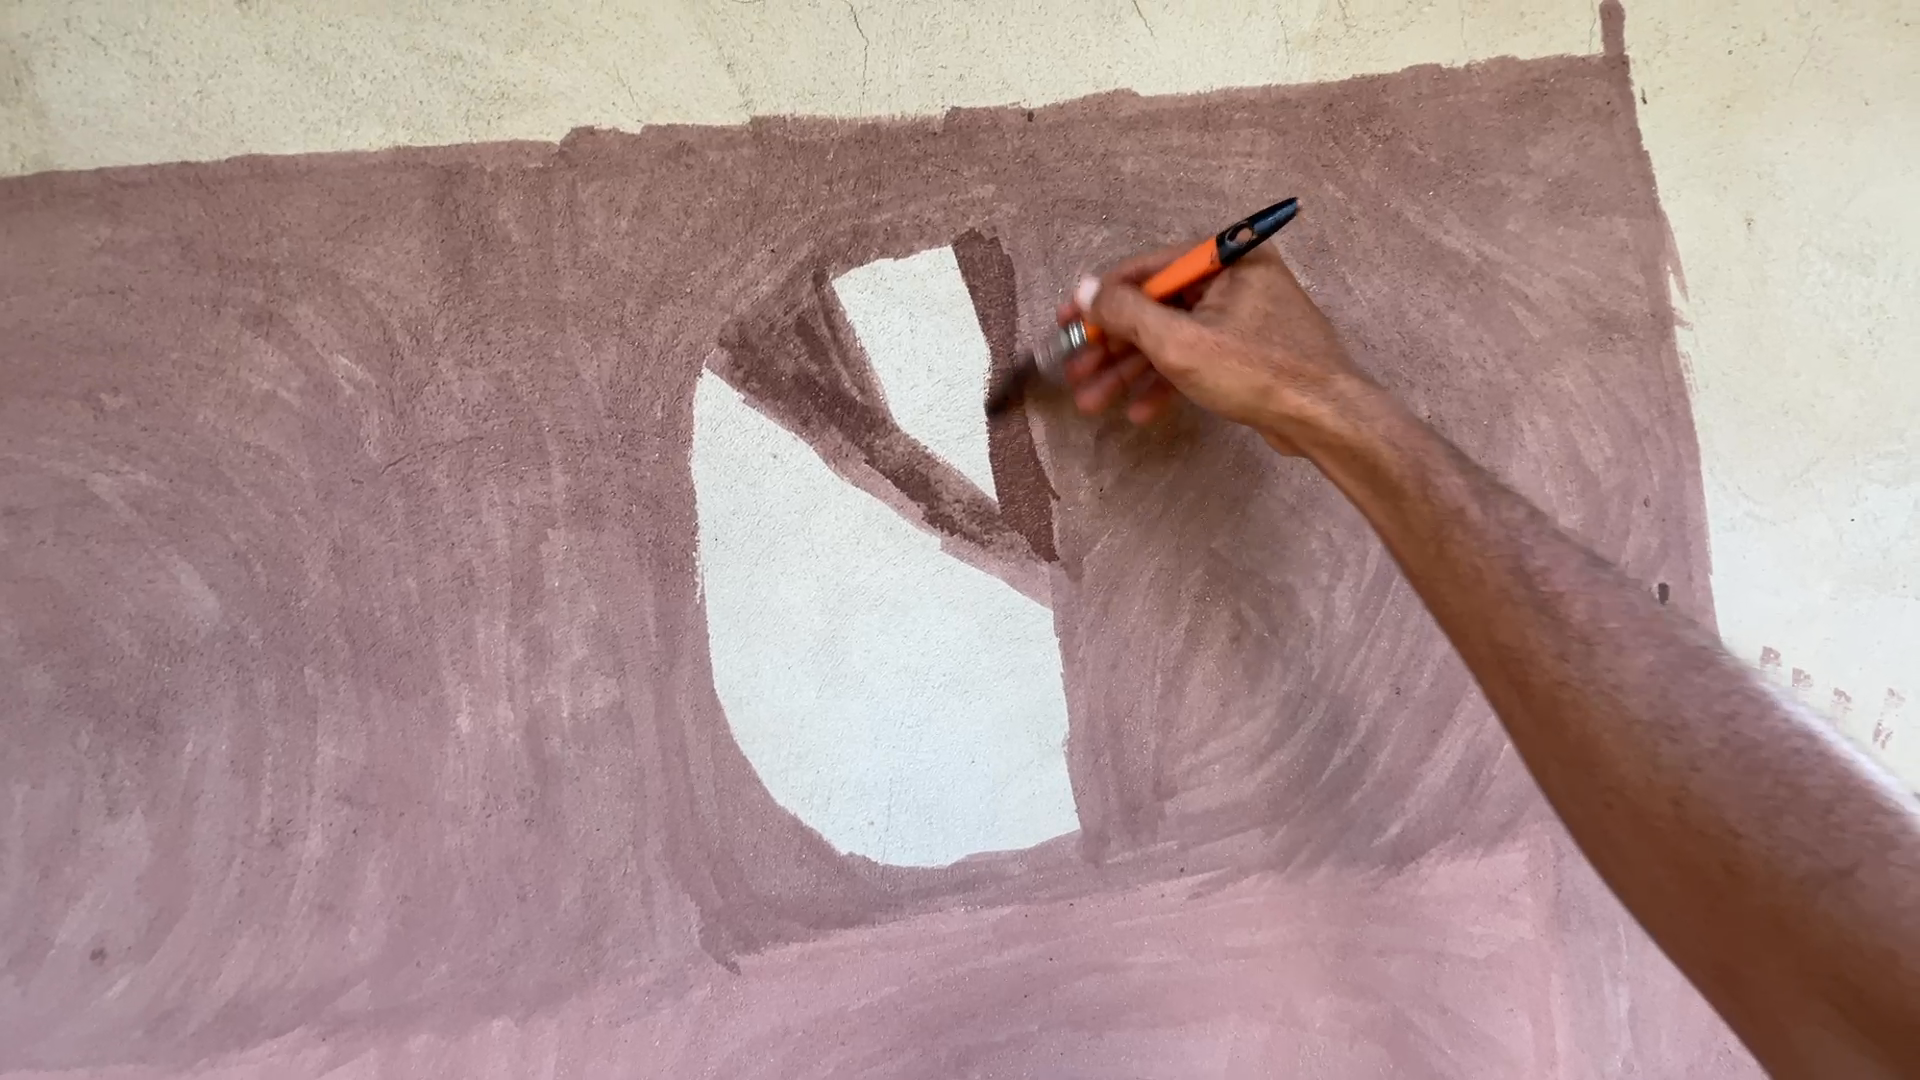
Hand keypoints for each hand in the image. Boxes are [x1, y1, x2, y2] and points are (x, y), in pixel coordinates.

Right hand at [1061, 244, 1369, 455]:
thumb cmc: (1257, 372)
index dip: (1098, 300)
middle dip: (1110, 348)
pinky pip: (1193, 358)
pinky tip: (1138, 410)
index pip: (1144, 272)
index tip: (1064, 324)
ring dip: (1129, 372)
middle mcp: (1232, 279)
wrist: (1324, 418)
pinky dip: (1165, 382)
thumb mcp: (1179, 341)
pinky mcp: (1244, 350)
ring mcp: (1239, 316)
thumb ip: (1126, 313)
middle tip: (1075, 373)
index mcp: (1224, 258)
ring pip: (1169, 339)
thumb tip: (1083, 291)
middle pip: (1153, 309)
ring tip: (1092, 401)